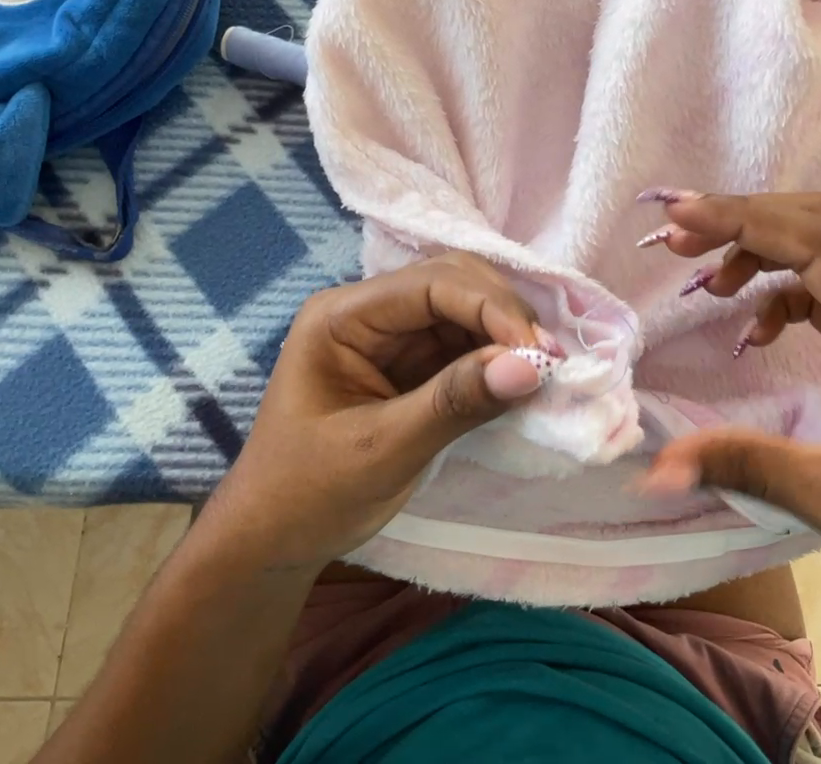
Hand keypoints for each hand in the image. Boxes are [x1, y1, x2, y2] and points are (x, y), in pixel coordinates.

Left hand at [198, 253, 552, 572]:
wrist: (273, 538)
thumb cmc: (309, 494)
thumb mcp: (382, 450)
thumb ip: (454, 403)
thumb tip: (531, 367)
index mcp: (341, 317)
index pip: (430, 285)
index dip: (491, 308)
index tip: (539, 352)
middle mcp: (366, 313)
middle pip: (451, 282)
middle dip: (503, 314)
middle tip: (547, 360)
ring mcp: (388, 337)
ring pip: (463, 310)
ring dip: (505, 334)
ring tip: (542, 370)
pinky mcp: (408, 365)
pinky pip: (462, 344)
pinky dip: (495, 357)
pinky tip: (519, 378)